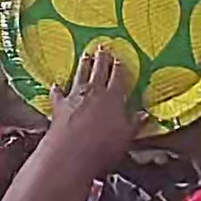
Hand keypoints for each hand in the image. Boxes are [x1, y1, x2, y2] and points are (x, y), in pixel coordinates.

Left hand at [33, 46, 141, 189]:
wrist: (70, 154)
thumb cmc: (103, 147)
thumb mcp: (126, 137)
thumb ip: (134, 123)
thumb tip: (145, 113)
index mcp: (113, 97)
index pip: (118, 77)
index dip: (119, 66)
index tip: (120, 57)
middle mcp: (94, 92)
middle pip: (99, 70)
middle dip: (102, 58)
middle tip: (102, 46)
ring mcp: (75, 97)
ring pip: (80, 75)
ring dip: (83, 65)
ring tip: (85, 55)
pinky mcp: (59, 106)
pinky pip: (58, 93)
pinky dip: (57, 89)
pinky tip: (55, 84)